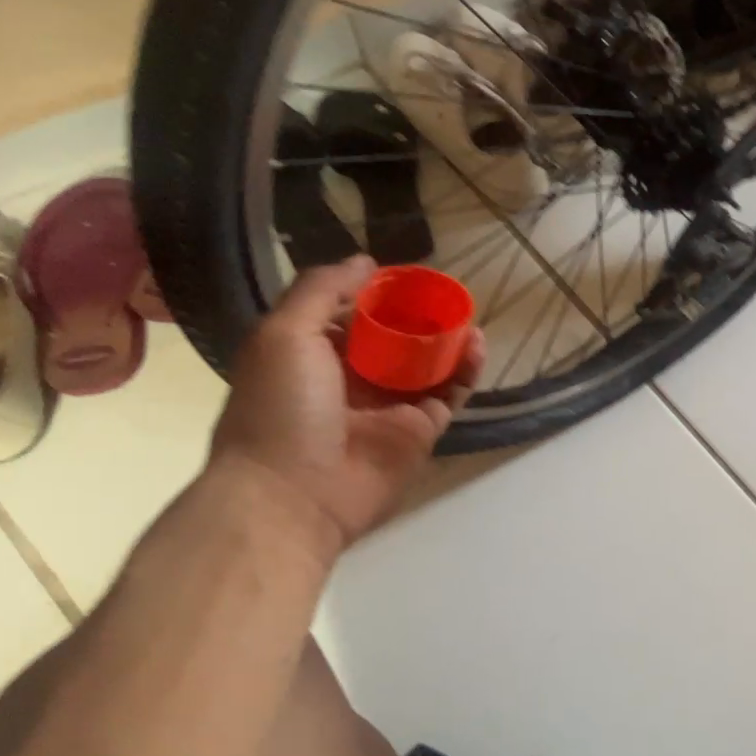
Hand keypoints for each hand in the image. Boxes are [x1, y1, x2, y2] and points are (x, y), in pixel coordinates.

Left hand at [209, 256, 484, 551]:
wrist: (292, 495)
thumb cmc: (278, 408)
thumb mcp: (283, 334)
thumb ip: (320, 290)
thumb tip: (366, 261)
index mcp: (312, 356)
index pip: (352, 316)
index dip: (377, 294)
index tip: (405, 275)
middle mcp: (352, 379)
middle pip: (396, 338)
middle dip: (420, 315)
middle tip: (444, 294)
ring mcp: (390, 406)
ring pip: (429, 363)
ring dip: (449, 338)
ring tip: (466, 315)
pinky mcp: (422, 429)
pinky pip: (451, 392)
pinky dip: (466, 368)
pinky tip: (476, 344)